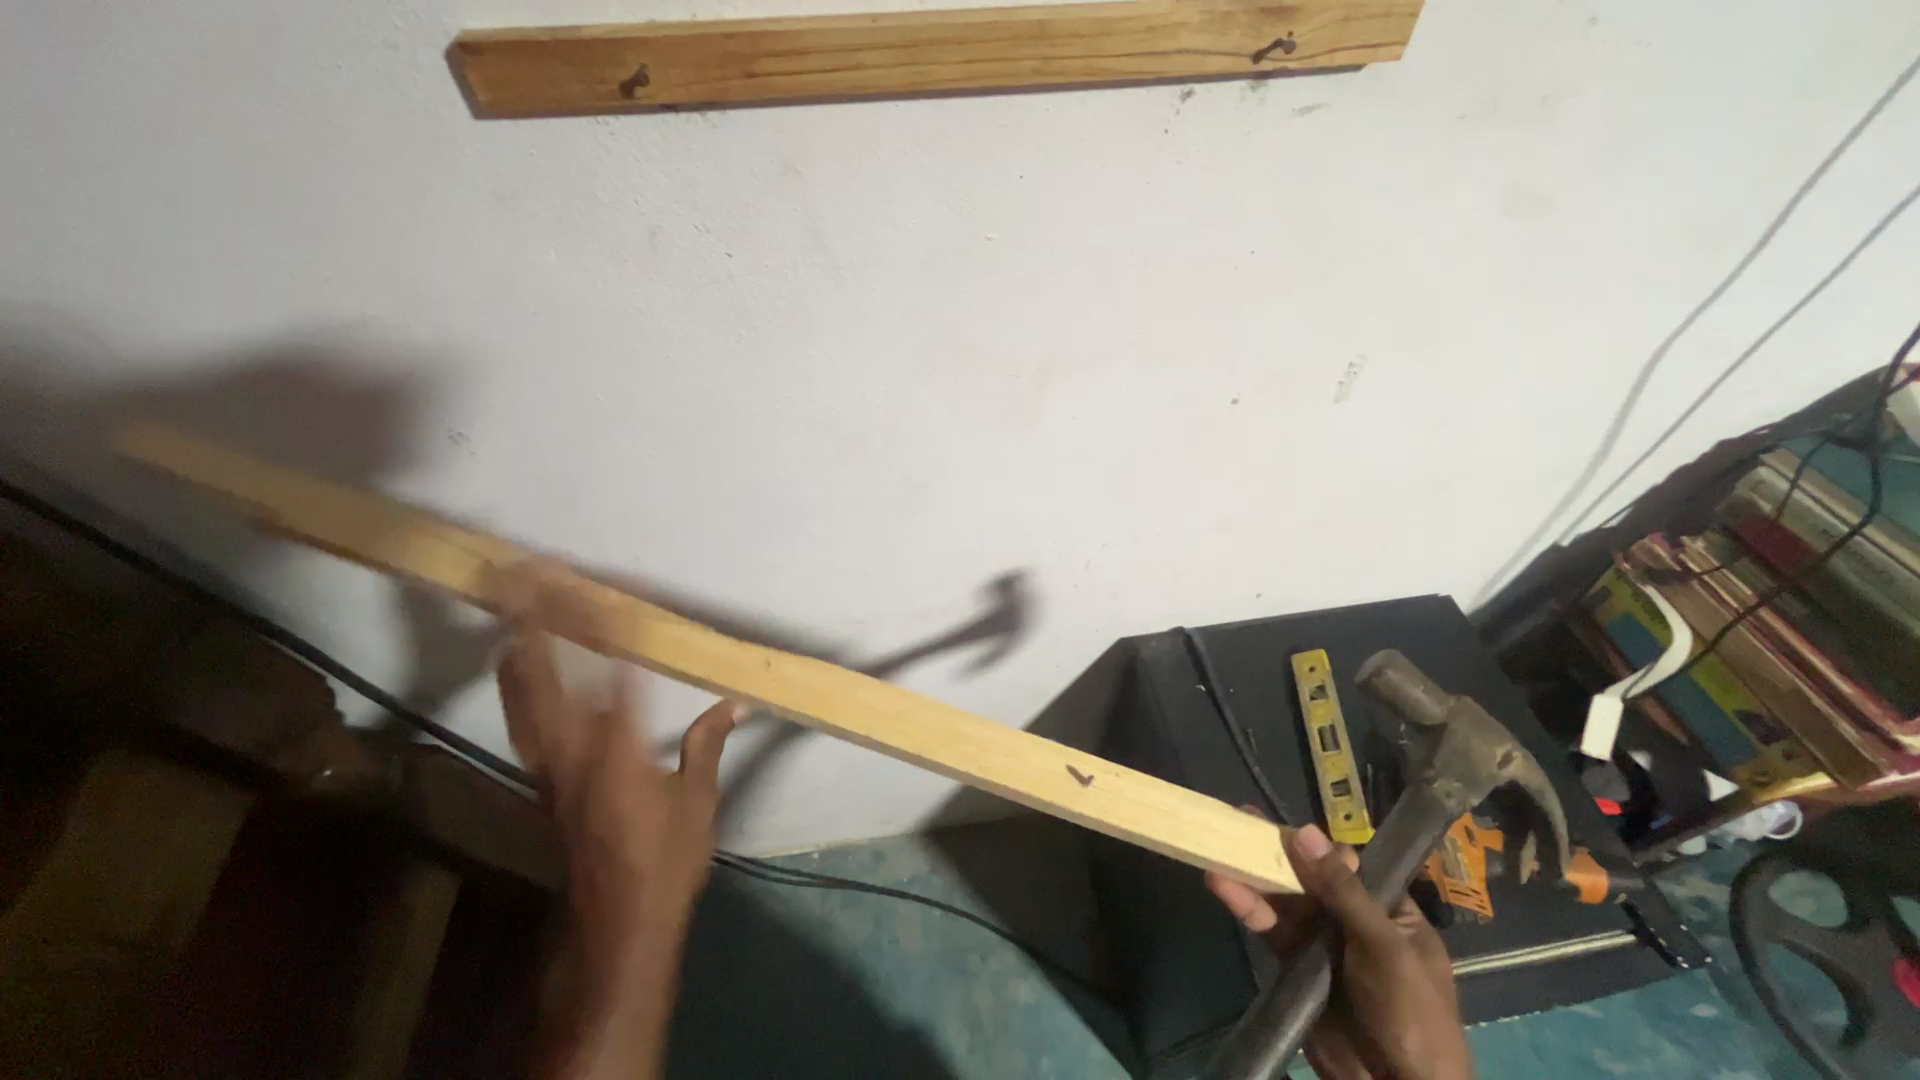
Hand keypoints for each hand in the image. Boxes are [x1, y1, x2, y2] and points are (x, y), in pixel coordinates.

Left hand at [494, 561, 741, 1079]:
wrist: (614, 919)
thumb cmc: (665, 860)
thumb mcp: (697, 800)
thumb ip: (707, 743)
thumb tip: (736, 701)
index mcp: (619, 748)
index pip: (612, 671)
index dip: (604, 625)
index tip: (602, 587)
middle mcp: (574, 748)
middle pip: (545, 672)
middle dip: (534, 620)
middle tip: (524, 575)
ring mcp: (549, 766)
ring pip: (521, 695)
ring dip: (515, 646)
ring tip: (507, 604)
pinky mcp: (541, 780)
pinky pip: (522, 720)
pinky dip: (517, 683)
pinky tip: (512, 667)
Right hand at [1207, 824, 1471, 1079]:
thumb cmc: (1409, 1011)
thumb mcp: (1383, 946)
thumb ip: (1341, 890)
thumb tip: (1306, 832)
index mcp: (1390, 912)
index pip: (1350, 868)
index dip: (1318, 847)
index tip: (1287, 830)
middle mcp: (1354, 922)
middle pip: (1310, 879)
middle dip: (1277, 853)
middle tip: (1241, 819)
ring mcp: (1323, 945)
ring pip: (1284, 901)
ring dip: (1254, 877)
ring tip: (1218, 849)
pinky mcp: (1295, 967)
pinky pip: (1269, 929)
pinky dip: (1247, 906)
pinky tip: (1222, 885)